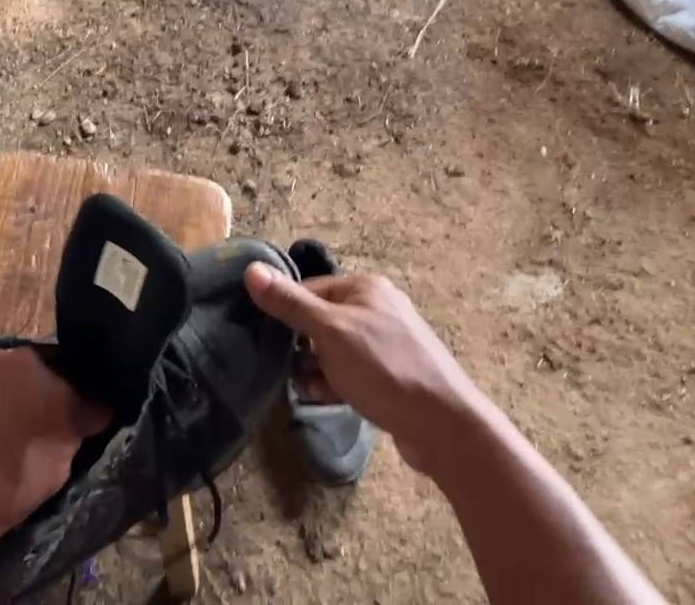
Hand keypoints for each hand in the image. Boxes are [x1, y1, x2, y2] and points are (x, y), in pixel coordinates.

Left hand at [0, 347, 109, 604]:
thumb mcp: (53, 474)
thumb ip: (75, 434)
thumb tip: (88, 415)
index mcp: (58, 385)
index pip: (90, 389)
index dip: (91, 409)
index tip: (89, 425)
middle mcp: (23, 359)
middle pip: (53, 371)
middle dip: (56, 393)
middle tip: (50, 425)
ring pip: (17, 370)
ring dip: (21, 389)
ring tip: (11, 424)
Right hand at [244, 263, 483, 477]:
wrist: (444, 425)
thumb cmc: (384, 368)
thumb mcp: (330, 332)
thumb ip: (290, 303)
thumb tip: (250, 270)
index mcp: (364, 287)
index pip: (308, 289)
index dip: (287, 314)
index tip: (268, 340)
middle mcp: (377, 307)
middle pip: (319, 320)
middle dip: (301, 347)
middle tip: (290, 370)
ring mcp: (387, 342)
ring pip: (333, 350)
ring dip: (317, 369)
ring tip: (311, 389)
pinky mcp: (391, 373)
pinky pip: (351, 371)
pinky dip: (337, 383)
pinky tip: (330, 399)